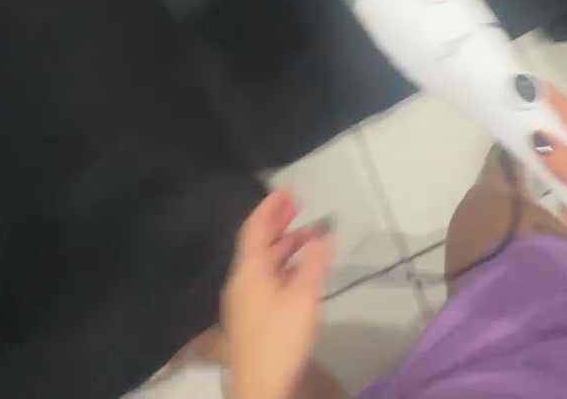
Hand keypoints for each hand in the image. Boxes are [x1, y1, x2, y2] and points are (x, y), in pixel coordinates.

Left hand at [220, 189, 334, 398]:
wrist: (259, 389)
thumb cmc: (280, 338)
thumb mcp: (303, 297)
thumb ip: (314, 262)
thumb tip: (324, 233)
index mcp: (249, 269)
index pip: (256, 226)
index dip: (271, 205)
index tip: (288, 188)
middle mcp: (242, 279)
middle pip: (259, 242)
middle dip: (279, 221)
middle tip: (299, 204)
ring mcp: (244, 299)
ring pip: (264, 261)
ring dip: (284, 245)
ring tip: (309, 235)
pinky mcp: (251, 316)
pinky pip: (266, 277)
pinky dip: (283, 265)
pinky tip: (300, 270)